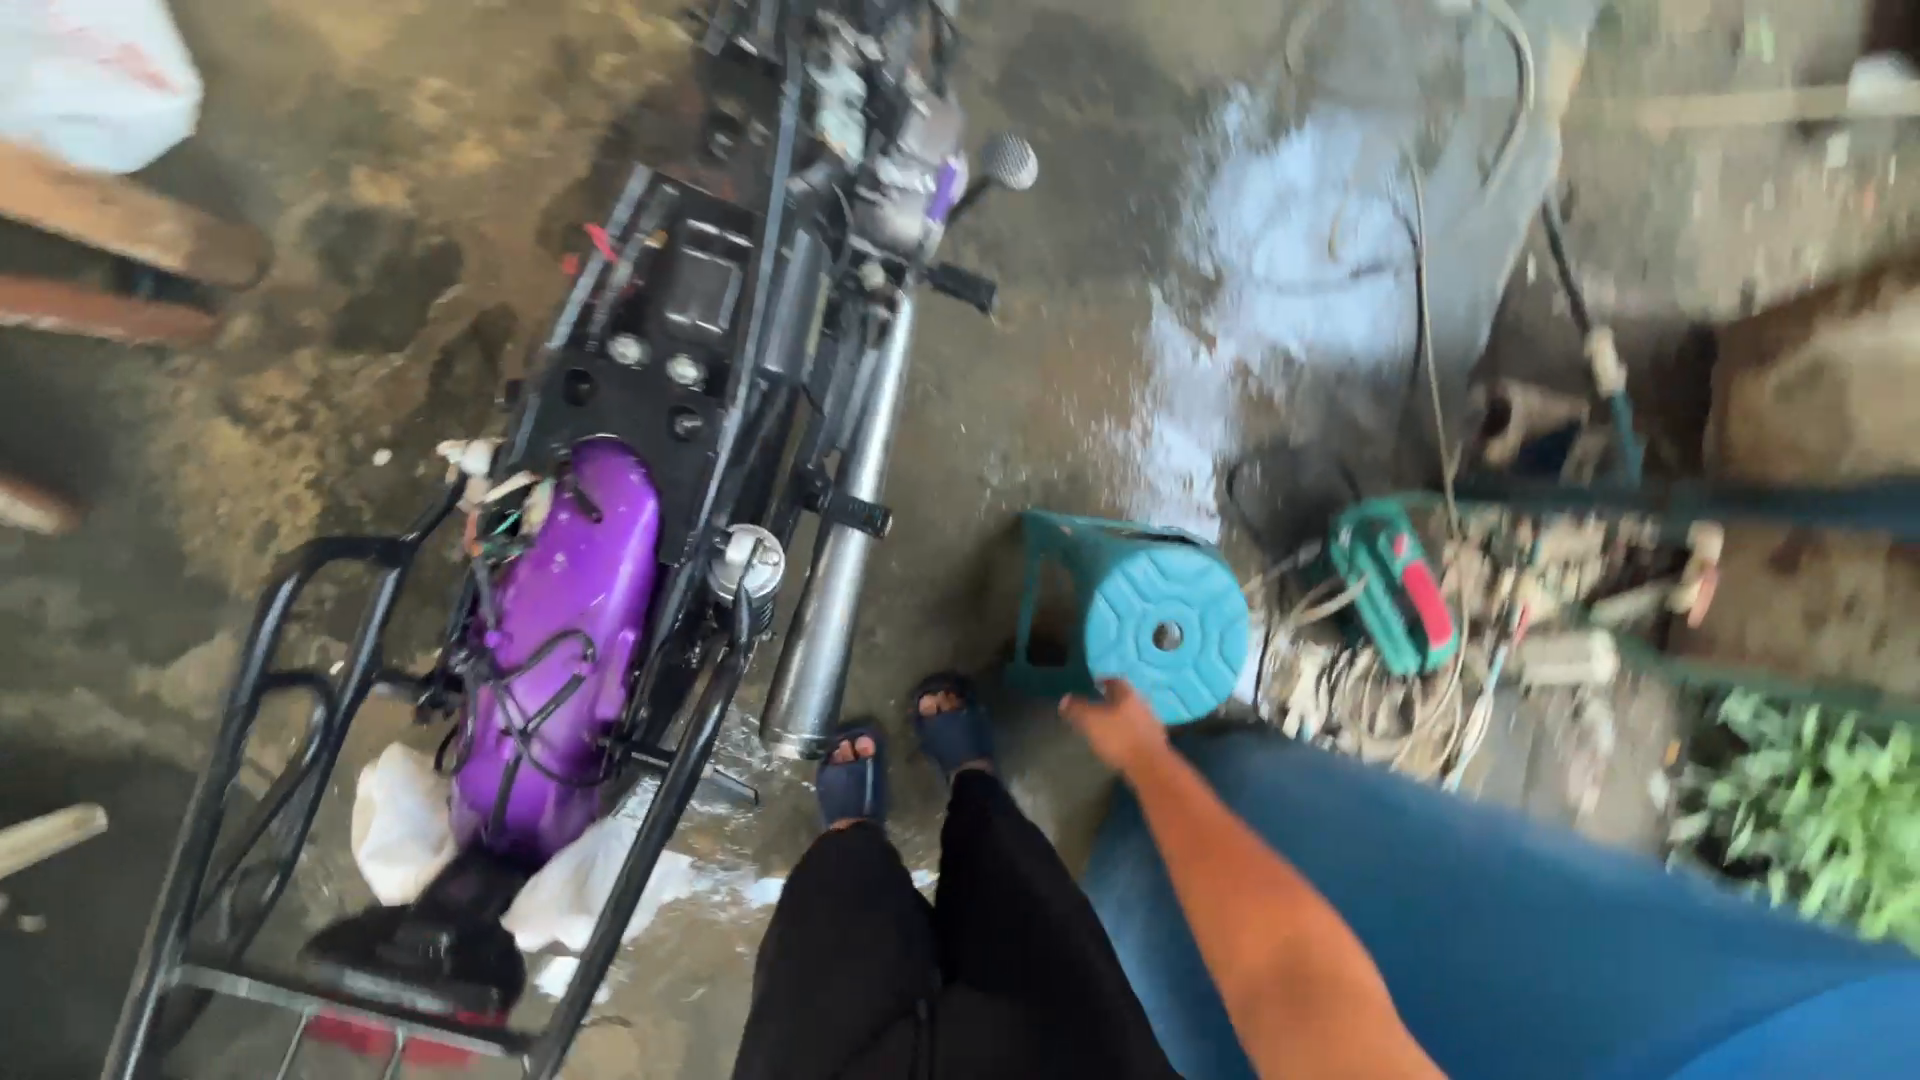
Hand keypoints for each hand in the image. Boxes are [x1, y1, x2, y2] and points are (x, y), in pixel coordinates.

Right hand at [1060, 679, 1168, 775]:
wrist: (1150, 767)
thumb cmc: (1118, 738)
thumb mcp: (1090, 721)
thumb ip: (1077, 709)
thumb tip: (1065, 699)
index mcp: (1128, 695)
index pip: (1116, 681)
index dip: (1104, 681)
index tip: (1094, 685)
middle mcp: (1143, 705)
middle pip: (1126, 698)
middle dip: (1112, 700)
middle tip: (1097, 705)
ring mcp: (1152, 724)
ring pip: (1133, 715)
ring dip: (1121, 718)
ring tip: (1107, 726)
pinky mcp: (1156, 743)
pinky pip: (1138, 732)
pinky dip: (1128, 734)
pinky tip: (1119, 743)